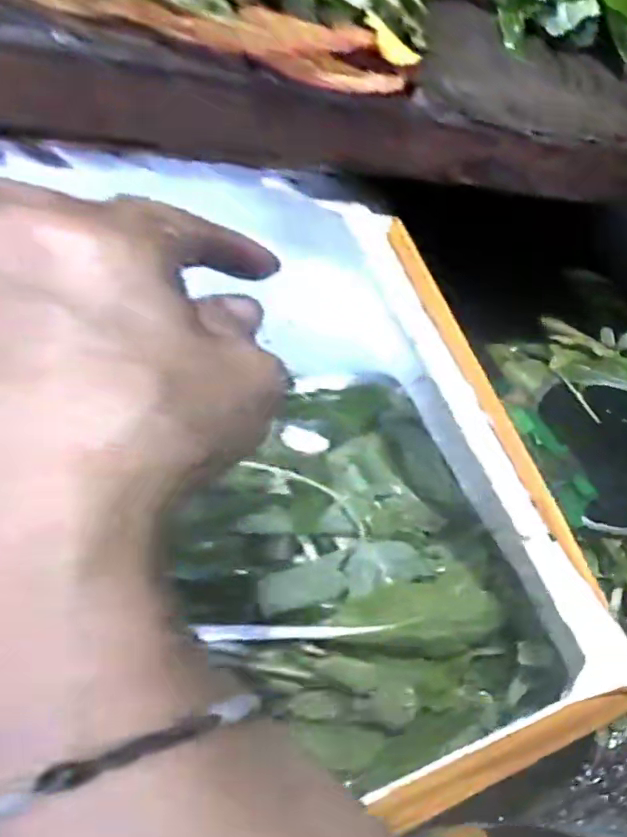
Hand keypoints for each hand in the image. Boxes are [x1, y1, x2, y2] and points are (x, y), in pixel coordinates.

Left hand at [0, 179, 281, 574]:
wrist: (38, 491)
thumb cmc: (163, 420)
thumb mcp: (249, 377)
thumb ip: (240, 333)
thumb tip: (226, 310)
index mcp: (96, 240)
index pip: (172, 225)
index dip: (225, 246)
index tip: (261, 269)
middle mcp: (3, 235)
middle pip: (64, 216)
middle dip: (121, 241)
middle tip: (164, 274)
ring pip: (14, 252)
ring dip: (63, 270)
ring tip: (103, 302)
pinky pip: (2, 300)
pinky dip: (30, 307)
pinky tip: (56, 337)